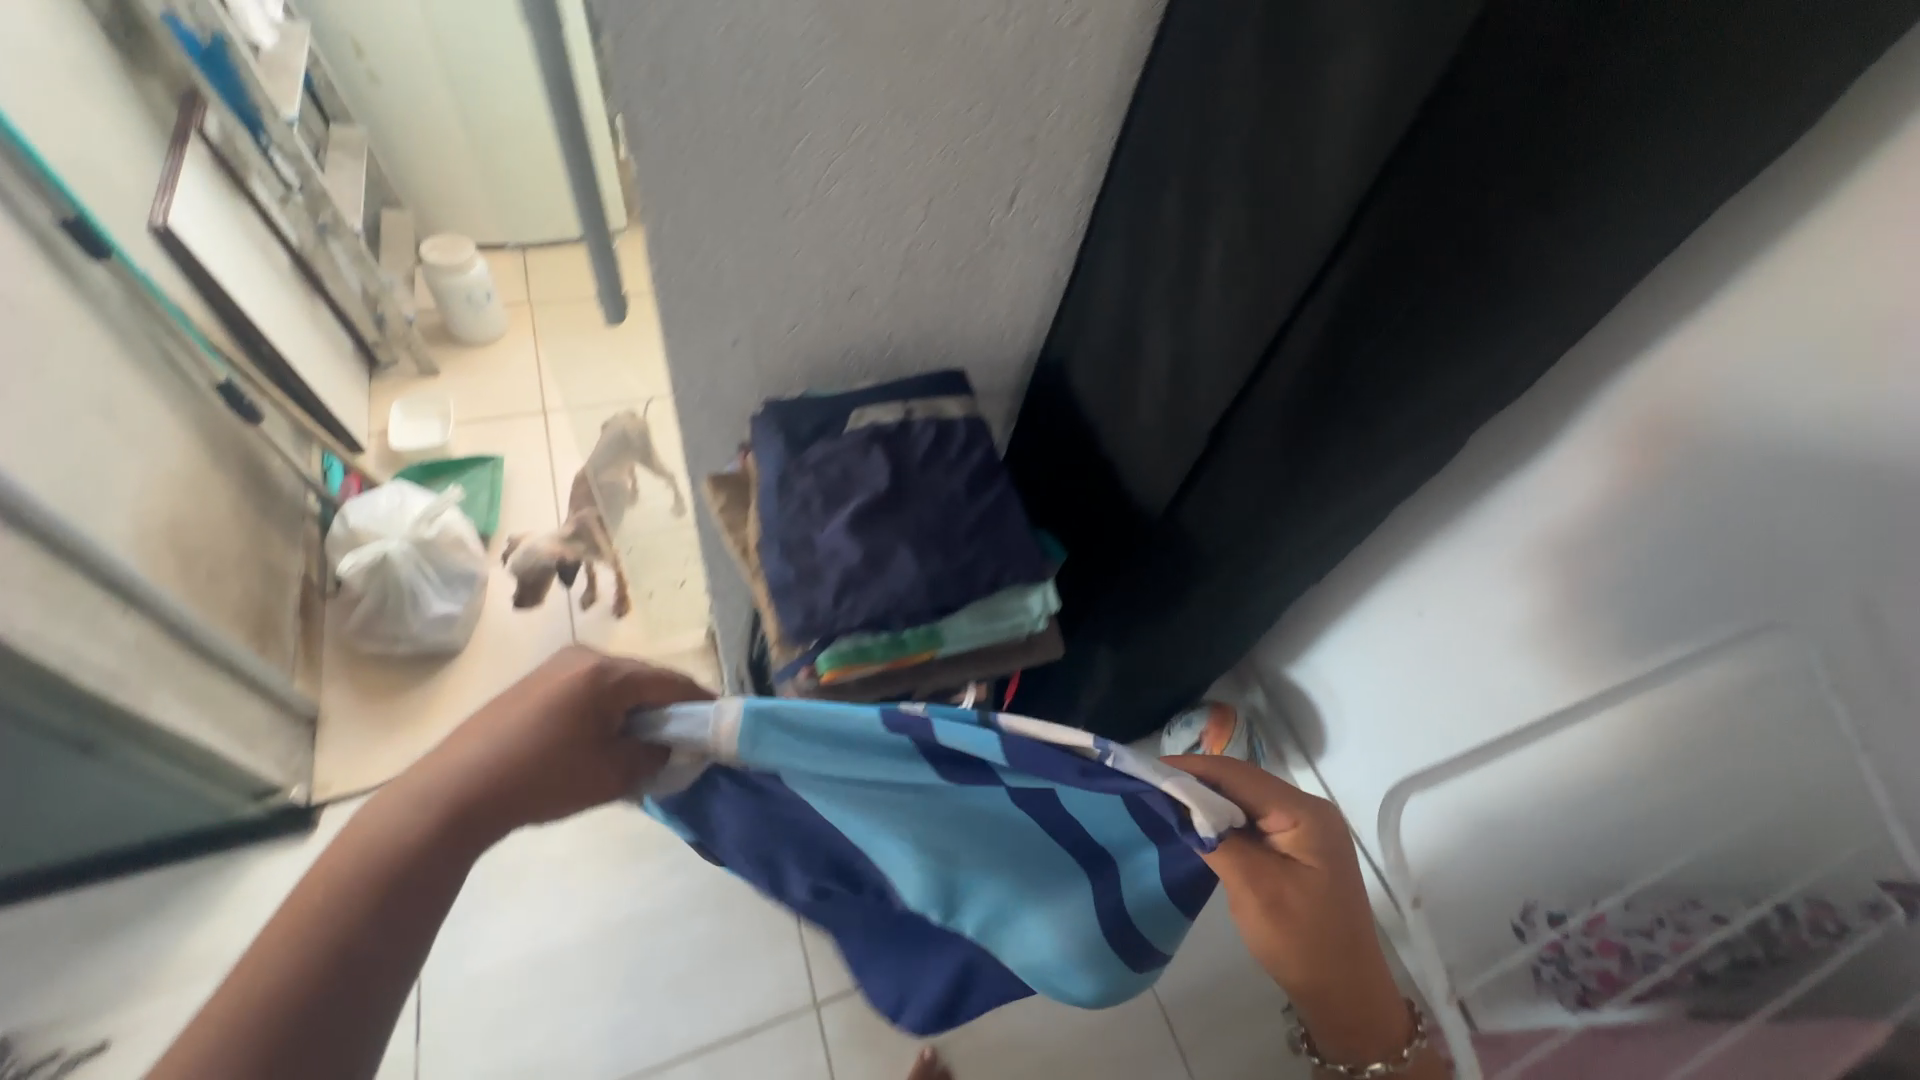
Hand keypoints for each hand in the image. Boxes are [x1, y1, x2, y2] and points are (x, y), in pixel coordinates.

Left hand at [397, 645, 713, 843]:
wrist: (454, 793)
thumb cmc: (542, 780)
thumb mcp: (613, 775)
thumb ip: (654, 754)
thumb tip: (667, 744)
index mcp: (607, 673)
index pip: (671, 682)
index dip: (700, 702)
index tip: (719, 723)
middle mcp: (584, 657)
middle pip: (643, 678)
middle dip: (667, 706)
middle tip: (683, 737)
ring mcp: (555, 667)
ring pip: (615, 684)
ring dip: (635, 708)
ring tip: (643, 741)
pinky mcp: (534, 683)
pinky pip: (588, 689)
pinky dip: (607, 709)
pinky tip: (603, 737)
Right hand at [1165, 755, 1409, 1064]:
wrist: (1345, 995)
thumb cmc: (1301, 942)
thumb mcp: (1252, 887)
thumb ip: (1214, 837)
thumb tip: (1175, 802)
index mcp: (1305, 813)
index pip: (1237, 774)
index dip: (1190, 768)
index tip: (1146, 767)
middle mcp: (1308, 810)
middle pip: (1242, 781)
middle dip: (1196, 780)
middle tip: (1148, 782)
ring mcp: (1304, 829)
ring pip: (1245, 799)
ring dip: (1206, 798)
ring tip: (1163, 798)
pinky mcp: (1297, 847)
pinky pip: (1252, 820)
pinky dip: (1222, 819)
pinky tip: (1196, 824)